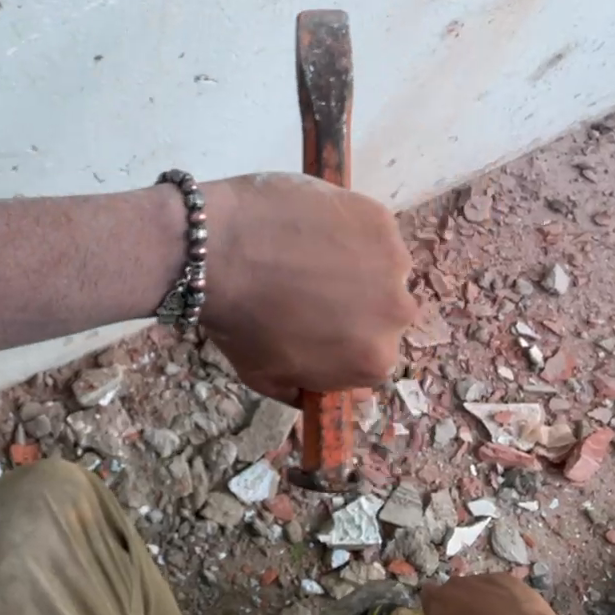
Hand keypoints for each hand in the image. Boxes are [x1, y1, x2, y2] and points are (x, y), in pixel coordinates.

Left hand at [199, 173, 415, 400]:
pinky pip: (368, 229)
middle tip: (306, 286)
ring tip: (305, 254)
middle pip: (381, 312)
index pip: (369, 358)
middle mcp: (396, 315)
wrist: (219, 252)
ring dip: (353, 264)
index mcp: (373, 362)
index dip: (339, 341)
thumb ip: (306, 391)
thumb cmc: (238, 320)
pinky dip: (346, 229)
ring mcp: (392, 262)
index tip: (312, 325)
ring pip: (379, 268)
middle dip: (351, 303)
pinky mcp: (380, 219)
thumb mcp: (264, 377)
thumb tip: (331, 395)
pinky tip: (308, 228)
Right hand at [421, 573, 574, 614]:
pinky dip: (508, 600)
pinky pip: (503, 589)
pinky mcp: (510, 580)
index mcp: (436, 603)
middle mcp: (455, 585)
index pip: (427, 597)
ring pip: (480, 589)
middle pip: (454, 591)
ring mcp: (483, 579)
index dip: (437, 611)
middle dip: (462, 606)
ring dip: (486, 603)